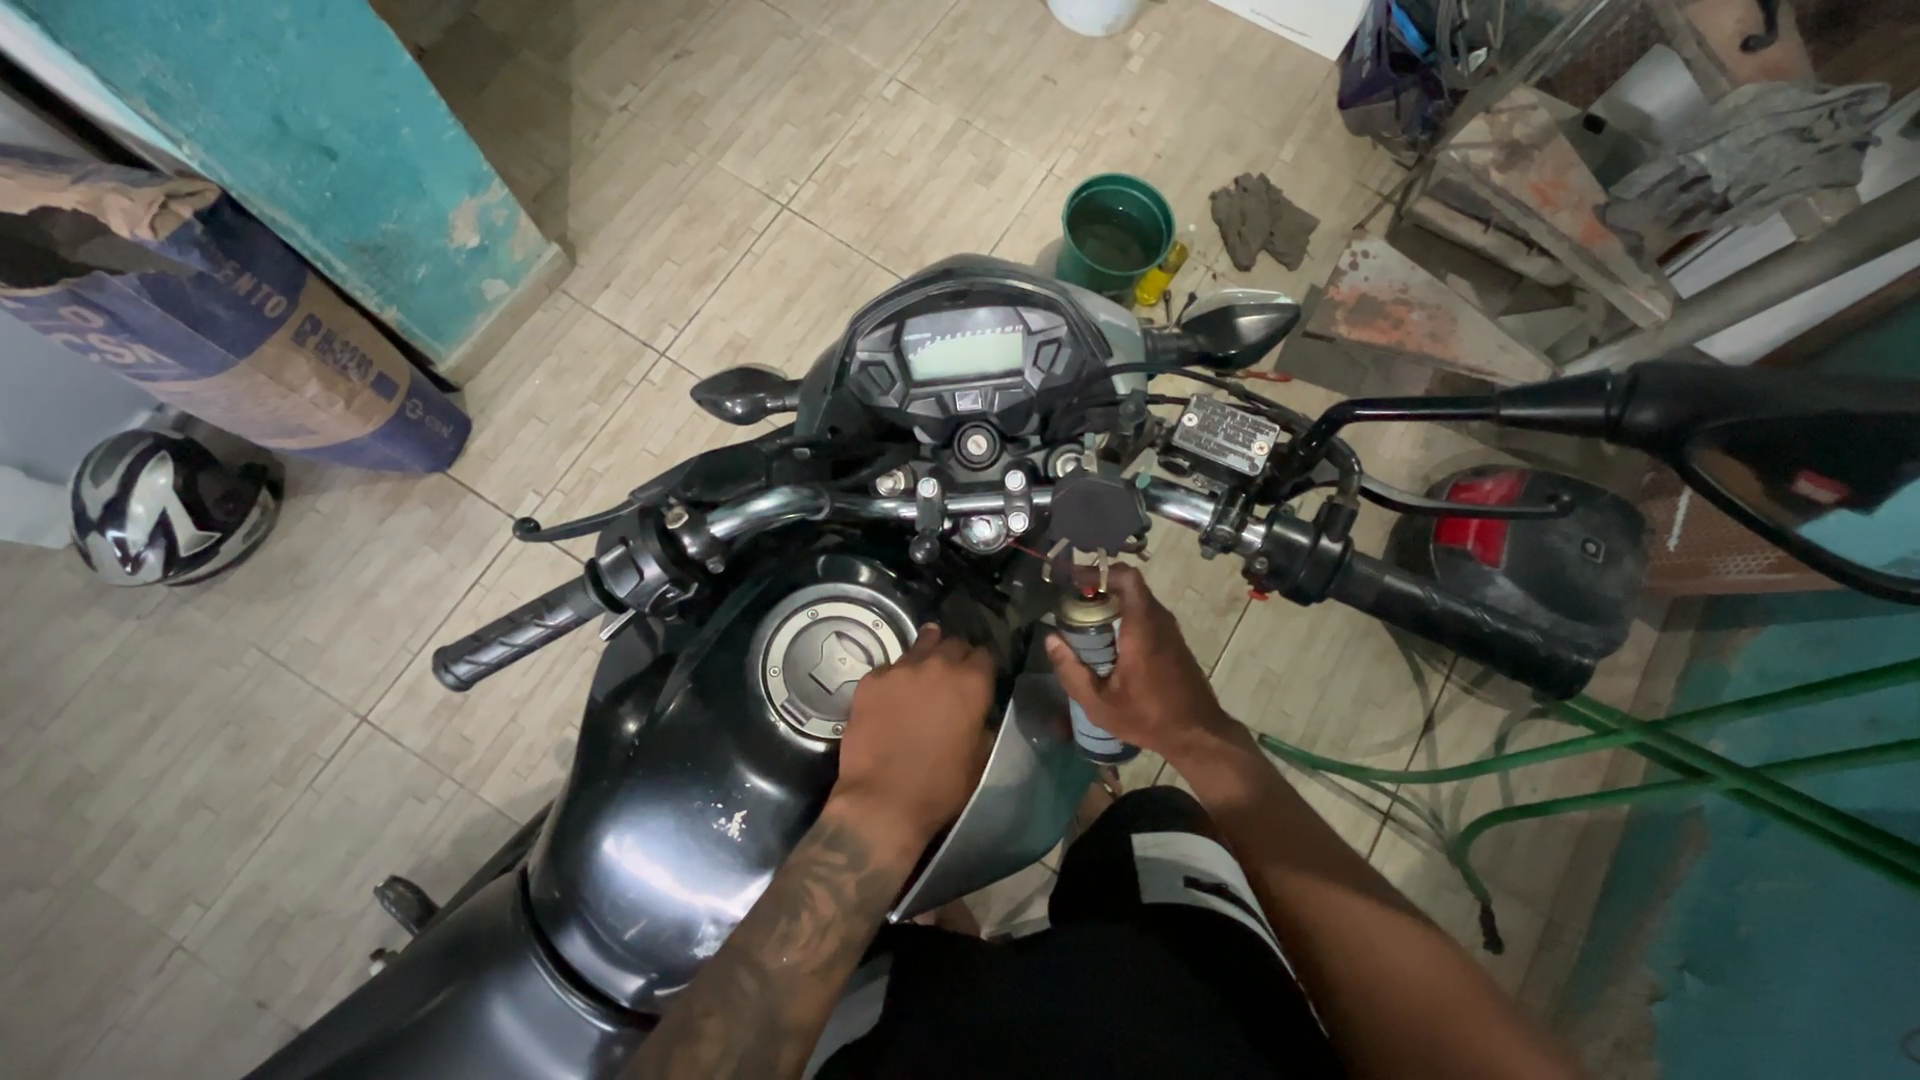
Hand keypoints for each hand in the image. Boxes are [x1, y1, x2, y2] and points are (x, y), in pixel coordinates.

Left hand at [832, 624, 995, 850]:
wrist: (883, 801)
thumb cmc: (941, 786)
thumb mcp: (979, 757)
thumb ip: (982, 724)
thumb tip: (978, 714)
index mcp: (971, 684)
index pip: (984, 656)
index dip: (982, 667)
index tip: (979, 678)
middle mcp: (938, 666)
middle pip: (952, 644)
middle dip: (955, 656)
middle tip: (951, 675)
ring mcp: (900, 669)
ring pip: (919, 647)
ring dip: (926, 655)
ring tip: (923, 667)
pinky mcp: (870, 680)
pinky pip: (888, 669)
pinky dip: (895, 677)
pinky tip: (892, 695)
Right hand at [1045, 564, 1234, 761]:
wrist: (1198, 733)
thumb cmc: (1148, 717)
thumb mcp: (1099, 703)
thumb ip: (1071, 670)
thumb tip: (1051, 639)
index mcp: (1142, 628)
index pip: (1127, 578)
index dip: (1100, 571)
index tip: (1074, 580)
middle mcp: (1159, 621)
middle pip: (1130, 586)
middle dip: (1100, 586)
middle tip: (1073, 600)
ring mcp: (1170, 631)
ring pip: (1139, 600)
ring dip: (1113, 601)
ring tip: (1085, 618)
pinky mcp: (1174, 642)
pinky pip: (1147, 615)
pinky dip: (1126, 615)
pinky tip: (1108, 639)